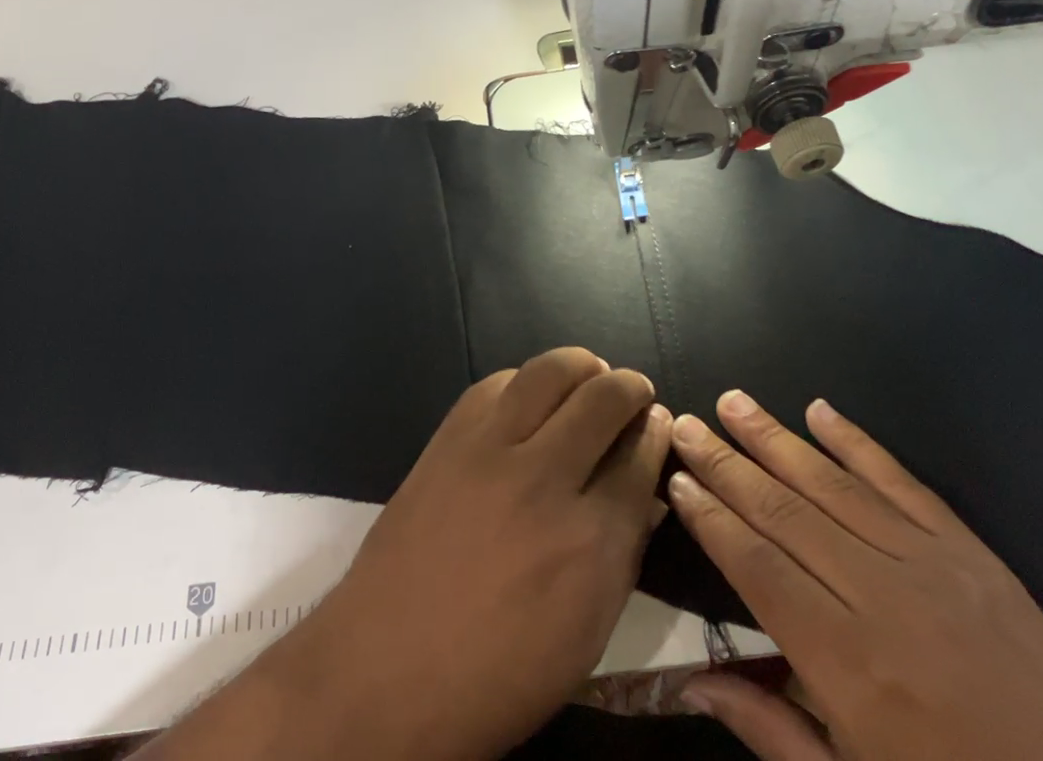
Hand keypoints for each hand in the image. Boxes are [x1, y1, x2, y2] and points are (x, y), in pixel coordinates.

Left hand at [144, 347, 671, 760]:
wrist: (384, 672)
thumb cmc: (497, 675)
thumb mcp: (585, 635)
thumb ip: (622, 554)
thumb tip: (643, 495)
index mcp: (592, 540)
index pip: (642, 457)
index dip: (656, 433)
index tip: (658, 425)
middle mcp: (545, 481)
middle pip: (603, 399)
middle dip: (631, 388)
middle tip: (634, 393)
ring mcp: (488, 453)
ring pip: (549, 373)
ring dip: (581, 366)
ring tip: (591, 376)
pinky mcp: (445, 443)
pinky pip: (493, 385)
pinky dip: (523, 381)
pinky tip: (530, 396)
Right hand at [667, 392, 1042, 760]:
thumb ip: (768, 729)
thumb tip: (690, 682)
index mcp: (849, 665)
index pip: (759, 568)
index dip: (712, 520)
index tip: (676, 480)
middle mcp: (885, 599)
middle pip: (788, 515)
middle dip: (729, 465)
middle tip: (685, 423)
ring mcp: (936, 567)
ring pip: (838, 488)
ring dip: (779, 441)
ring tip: (733, 402)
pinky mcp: (976, 553)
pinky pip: (907, 485)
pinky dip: (861, 444)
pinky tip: (823, 412)